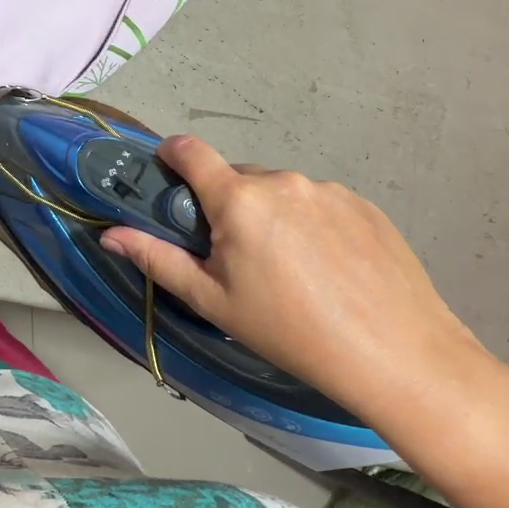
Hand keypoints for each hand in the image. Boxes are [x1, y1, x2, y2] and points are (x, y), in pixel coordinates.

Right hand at [101, 136, 481, 412]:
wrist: (400, 356)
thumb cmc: (291, 330)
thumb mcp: (212, 301)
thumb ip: (156, 258)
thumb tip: (109, 233)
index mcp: (238, 199)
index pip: (190, 150)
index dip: (170, 155)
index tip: (165, 175)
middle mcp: (282, 181)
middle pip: (235, 177)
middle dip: (224, 203)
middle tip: (234, 255)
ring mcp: (328, 191)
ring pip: (278, 191)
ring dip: (268, 214)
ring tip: (288, 269)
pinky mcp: (365, 206)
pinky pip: (317, 202)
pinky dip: (308, 223)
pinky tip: (326, 269)